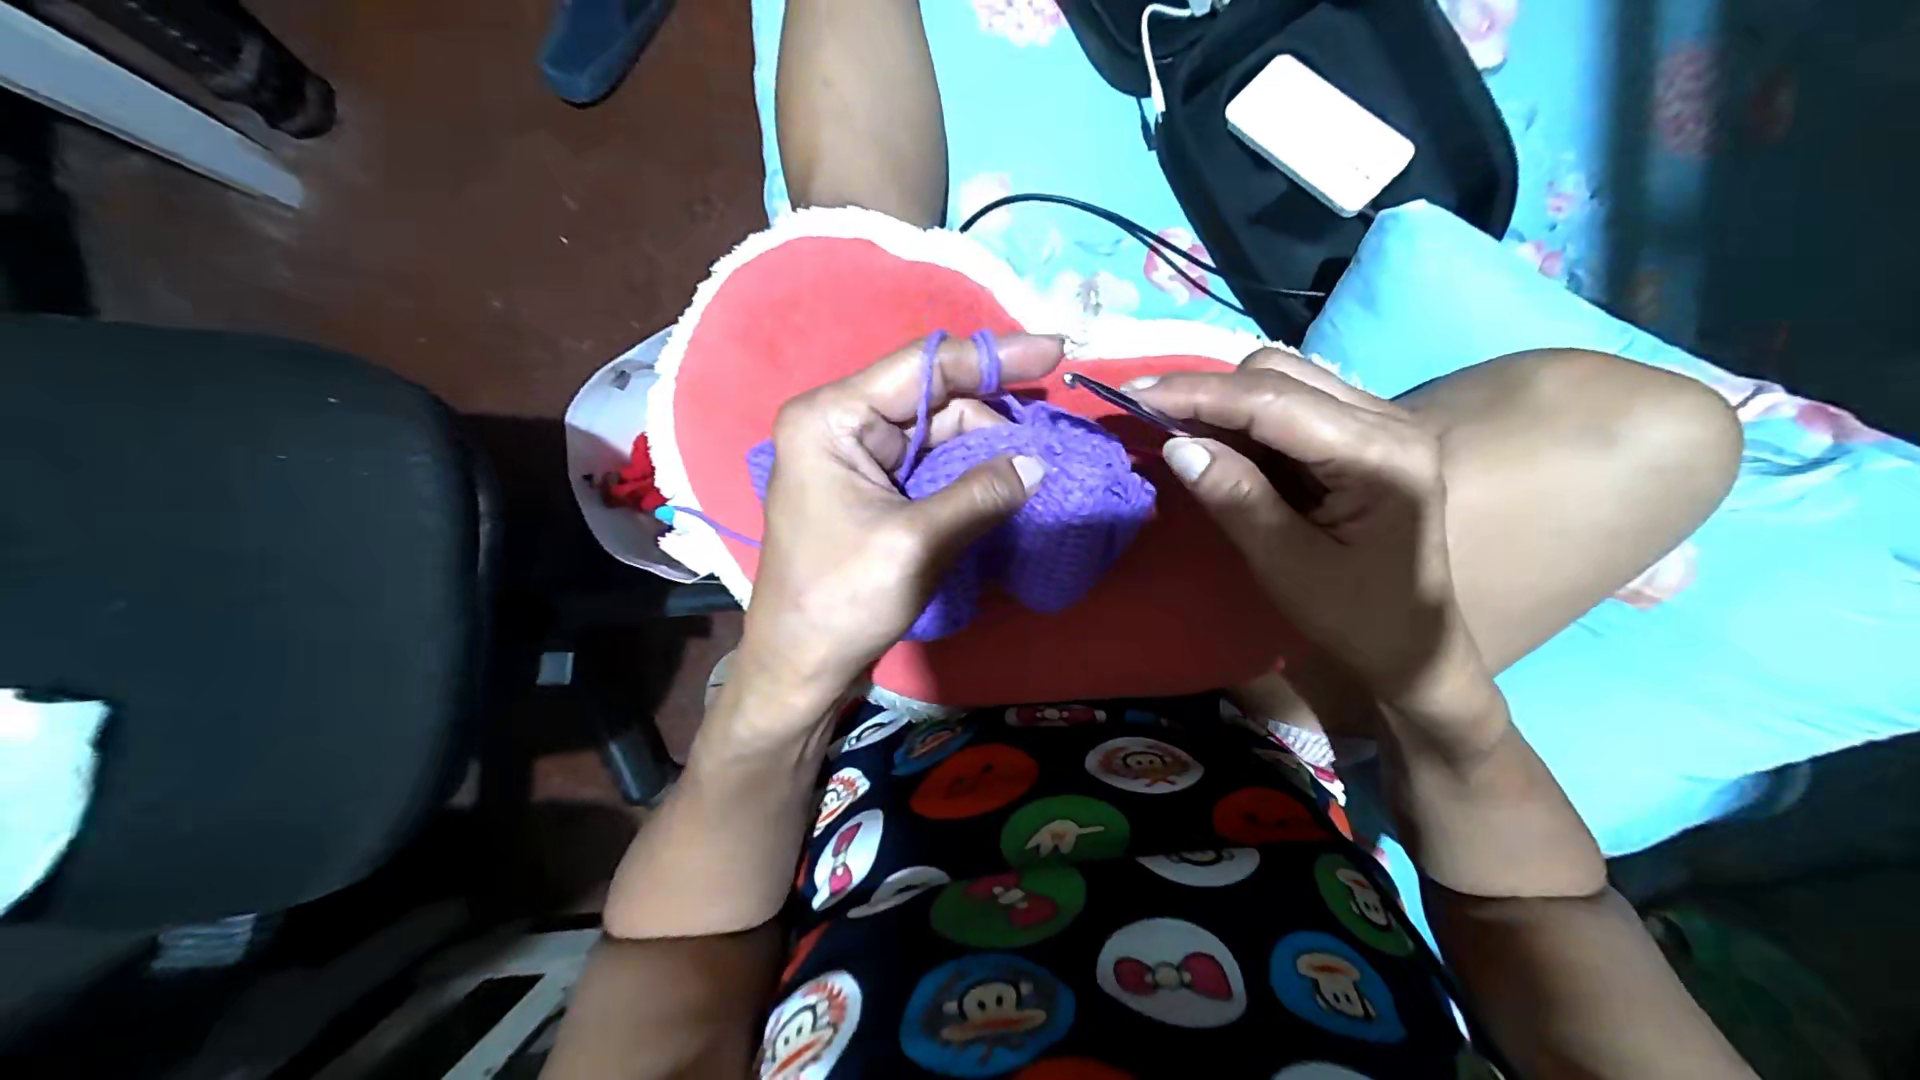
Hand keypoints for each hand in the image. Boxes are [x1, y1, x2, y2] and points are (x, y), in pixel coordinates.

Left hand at [732, 333, 1060, 729]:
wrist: (799, 664)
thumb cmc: (842, 601)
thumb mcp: (918, 542)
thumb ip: (981, 493)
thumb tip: (1037, 462)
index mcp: (832, 418)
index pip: (924, 366)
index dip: (993, 358)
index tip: (1054, 351)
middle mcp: (838, 423)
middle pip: (931, 398)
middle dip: (991, 415)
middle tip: (1045, 440)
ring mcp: (852, 456)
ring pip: (934, 432)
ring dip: (983, 448)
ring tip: (1030, 468)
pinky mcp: (867, 487)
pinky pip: (926, 464)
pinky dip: (965, 471)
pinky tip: (1001, 480)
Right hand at [1131, 349, 1497, 738]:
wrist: (1411, 641)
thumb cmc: (1354, 615)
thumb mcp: (1286, 565)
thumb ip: (1236, 499)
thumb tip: (1176, 446)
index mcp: (1379, 455)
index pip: (1273, 401)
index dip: (1199, 393)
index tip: (1135, 394)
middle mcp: (1387, 420)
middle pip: (1279, 374)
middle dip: (1207, 390)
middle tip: (1149, 417)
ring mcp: (1379, 420)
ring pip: (1284, 379)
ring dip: (1223, 399)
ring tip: (1175, 429)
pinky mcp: (1361, 433)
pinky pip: (1291, 402)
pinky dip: (1244, 415)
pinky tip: (1216, 439)